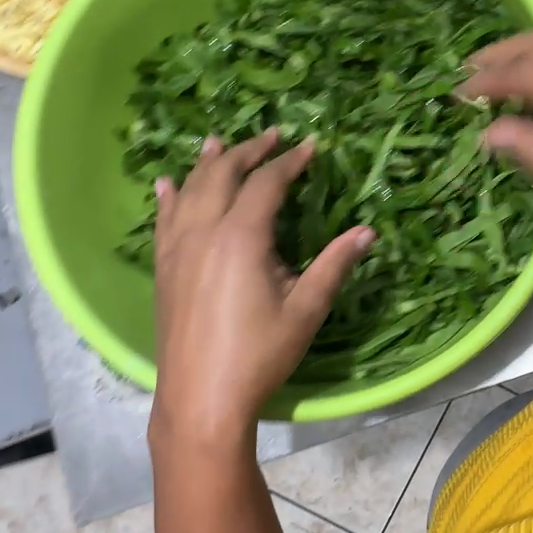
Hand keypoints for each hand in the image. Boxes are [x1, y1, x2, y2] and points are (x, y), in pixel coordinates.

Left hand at [149, 128, 374, 452]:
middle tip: (272, 135)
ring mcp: (177, 249)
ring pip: (189, 191)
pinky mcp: (164, 268)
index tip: (310, 145)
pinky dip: (169, 196)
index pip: (266, 183)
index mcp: (241, 238)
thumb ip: (335, 264)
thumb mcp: (307, 308)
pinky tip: (167, 184)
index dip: (289, 161)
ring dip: (207, 163)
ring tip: (218, 141)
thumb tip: (368, 231)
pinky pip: (164, 219)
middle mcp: (204, 232)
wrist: (202, 397)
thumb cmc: (261, 353)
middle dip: (249, 151)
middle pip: (223, 175)